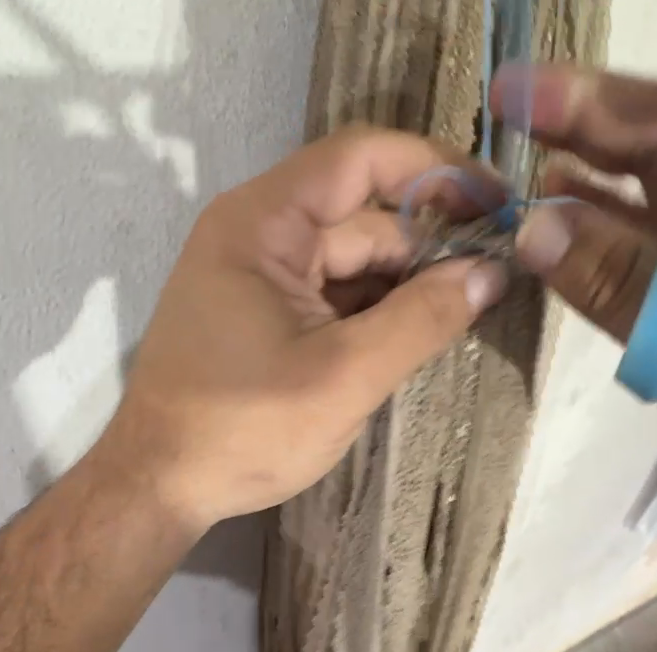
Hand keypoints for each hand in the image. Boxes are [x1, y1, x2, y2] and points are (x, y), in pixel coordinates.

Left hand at [87, 126, 508, 530]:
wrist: (158, 486)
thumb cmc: (243, 429)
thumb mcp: (343, 377)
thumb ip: (421, 320)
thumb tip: (490, 274)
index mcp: (262, 224)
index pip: (362, 160)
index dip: (436, 171)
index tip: (498, 204)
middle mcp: (254, 235)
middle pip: (360, 216)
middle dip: (427, 246)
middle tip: (495, 281)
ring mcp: (253, 278)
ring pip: (347, 262)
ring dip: (402, 286)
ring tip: (465, 313)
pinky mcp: (256, 317)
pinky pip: (327, 297)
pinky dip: (369, 313)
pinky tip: (412, 336)